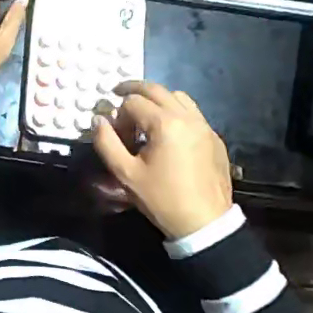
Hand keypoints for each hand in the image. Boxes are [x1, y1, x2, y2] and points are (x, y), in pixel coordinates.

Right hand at [93, 81, 233, 238]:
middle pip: (156, 90)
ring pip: (178, 97)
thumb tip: (98, 120)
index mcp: (165, 123)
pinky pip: (192, 113)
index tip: (114, 132)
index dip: (117, 113)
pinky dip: (176, 112)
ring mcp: (204, 126)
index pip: (133, 102)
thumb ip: (106, 143)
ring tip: (145, 114)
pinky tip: (167, 133)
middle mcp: (187, 117)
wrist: (205, 223)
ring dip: (158, 98)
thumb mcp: (126, 174)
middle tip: (118, 93)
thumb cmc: (162, 199)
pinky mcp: (214, 138)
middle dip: (134, 90)